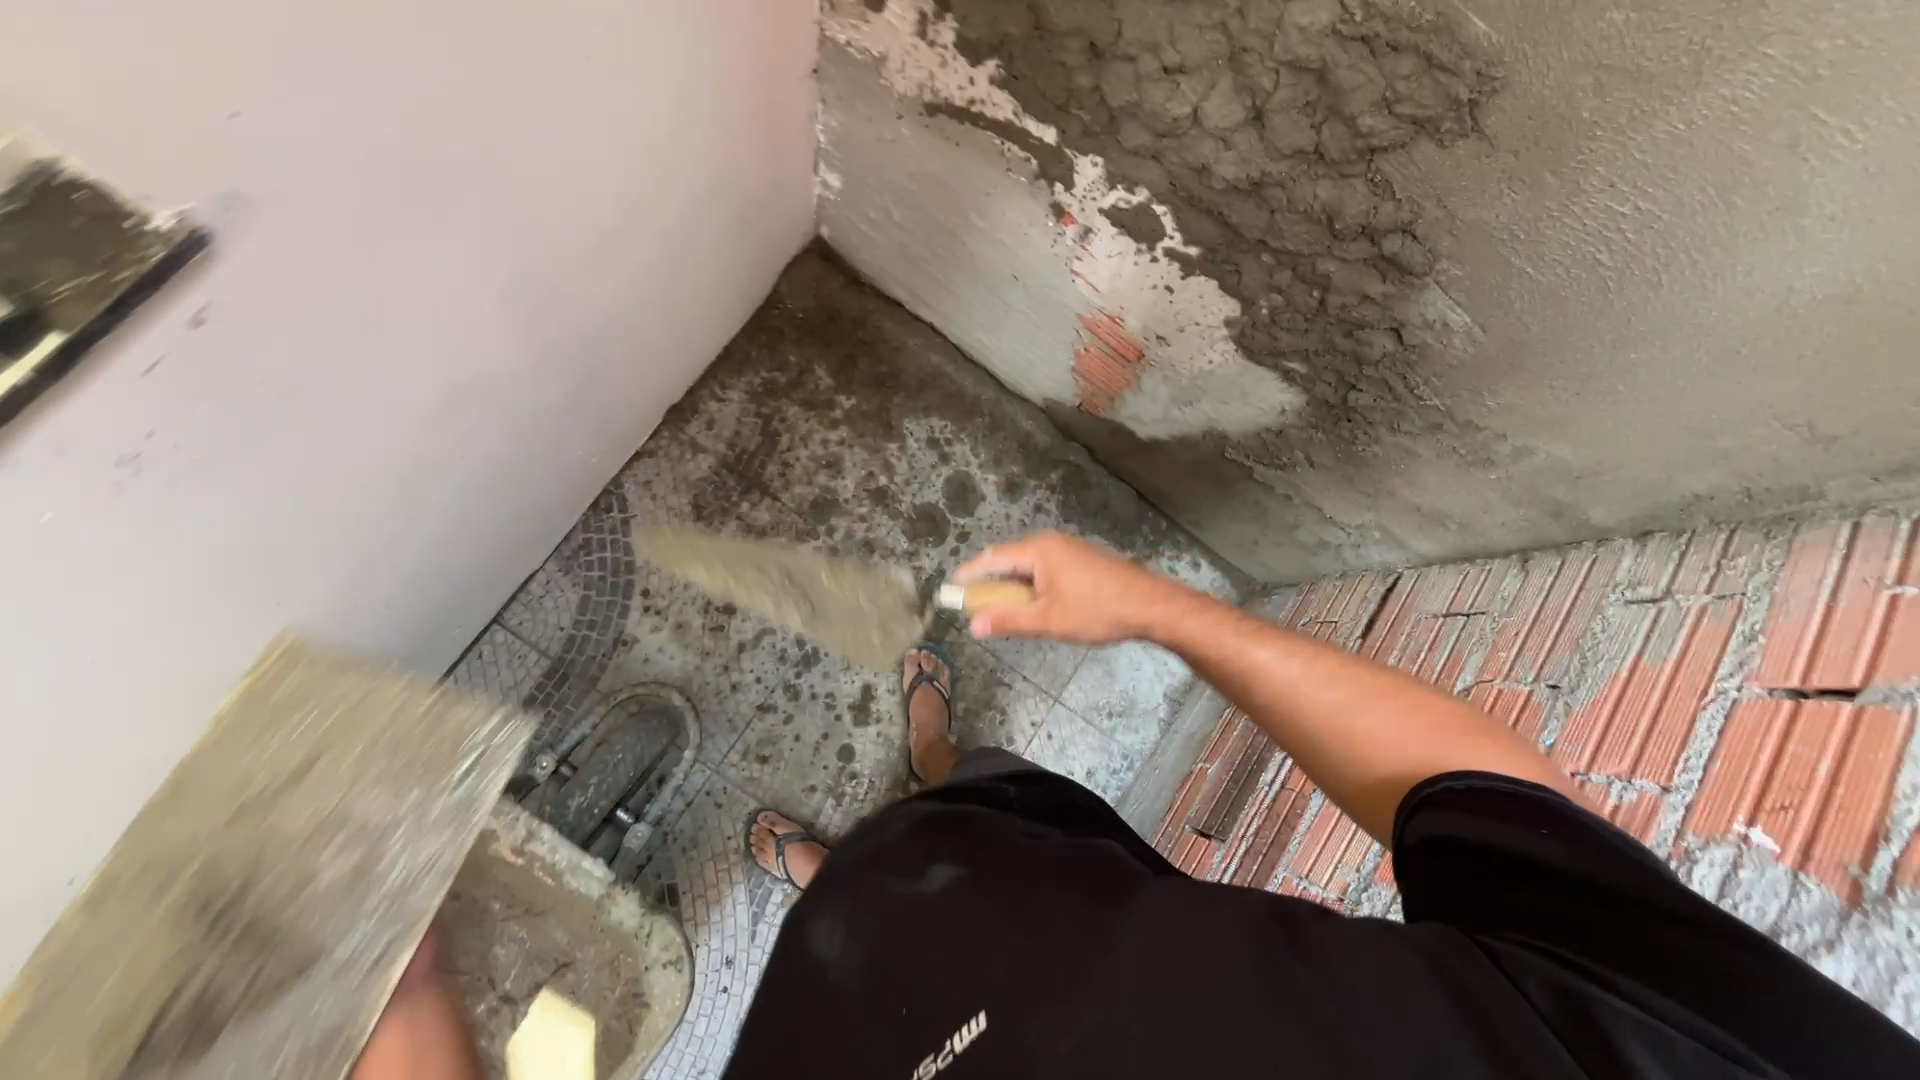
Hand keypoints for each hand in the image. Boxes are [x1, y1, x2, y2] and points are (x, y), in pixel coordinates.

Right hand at [952, 531, 1190, 643]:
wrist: (1151, 605)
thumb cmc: (1097, 611)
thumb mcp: (1048, 620)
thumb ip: (1008, 620)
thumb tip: (974, 624)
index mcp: (1039, 550)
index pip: (992, 559)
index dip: (970, 575)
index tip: (951, 589)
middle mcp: (1051, 542)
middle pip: (1009, 560)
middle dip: (991, 582)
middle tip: (976, 605)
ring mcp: (1069, 548)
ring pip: (1028, 565)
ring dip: (1013, 586)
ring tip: (1005, 609)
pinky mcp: (1082, 560)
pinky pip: (1045, 568)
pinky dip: (1032, 584)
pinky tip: (1036, 605)